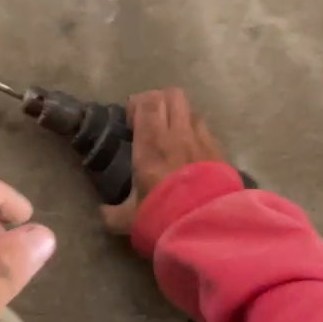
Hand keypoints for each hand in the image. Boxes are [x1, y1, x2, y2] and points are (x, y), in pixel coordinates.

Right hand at [101, 88, 226, 234]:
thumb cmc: (162, 215)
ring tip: (172, 136)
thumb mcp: (129, 219)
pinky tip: (191, 153)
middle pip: (172, 95)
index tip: (131, 120)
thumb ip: (112, 214)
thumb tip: (102, 213)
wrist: (207, 226)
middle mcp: (177, 134)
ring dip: (180, 116)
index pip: (147, 102)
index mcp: (151, 143)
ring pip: (191, 109)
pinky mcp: (220, 151)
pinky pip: (206, 130)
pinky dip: (196, 134)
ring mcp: (202, 140)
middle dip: (160, 101)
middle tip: (150, 121)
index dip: (138, 103)